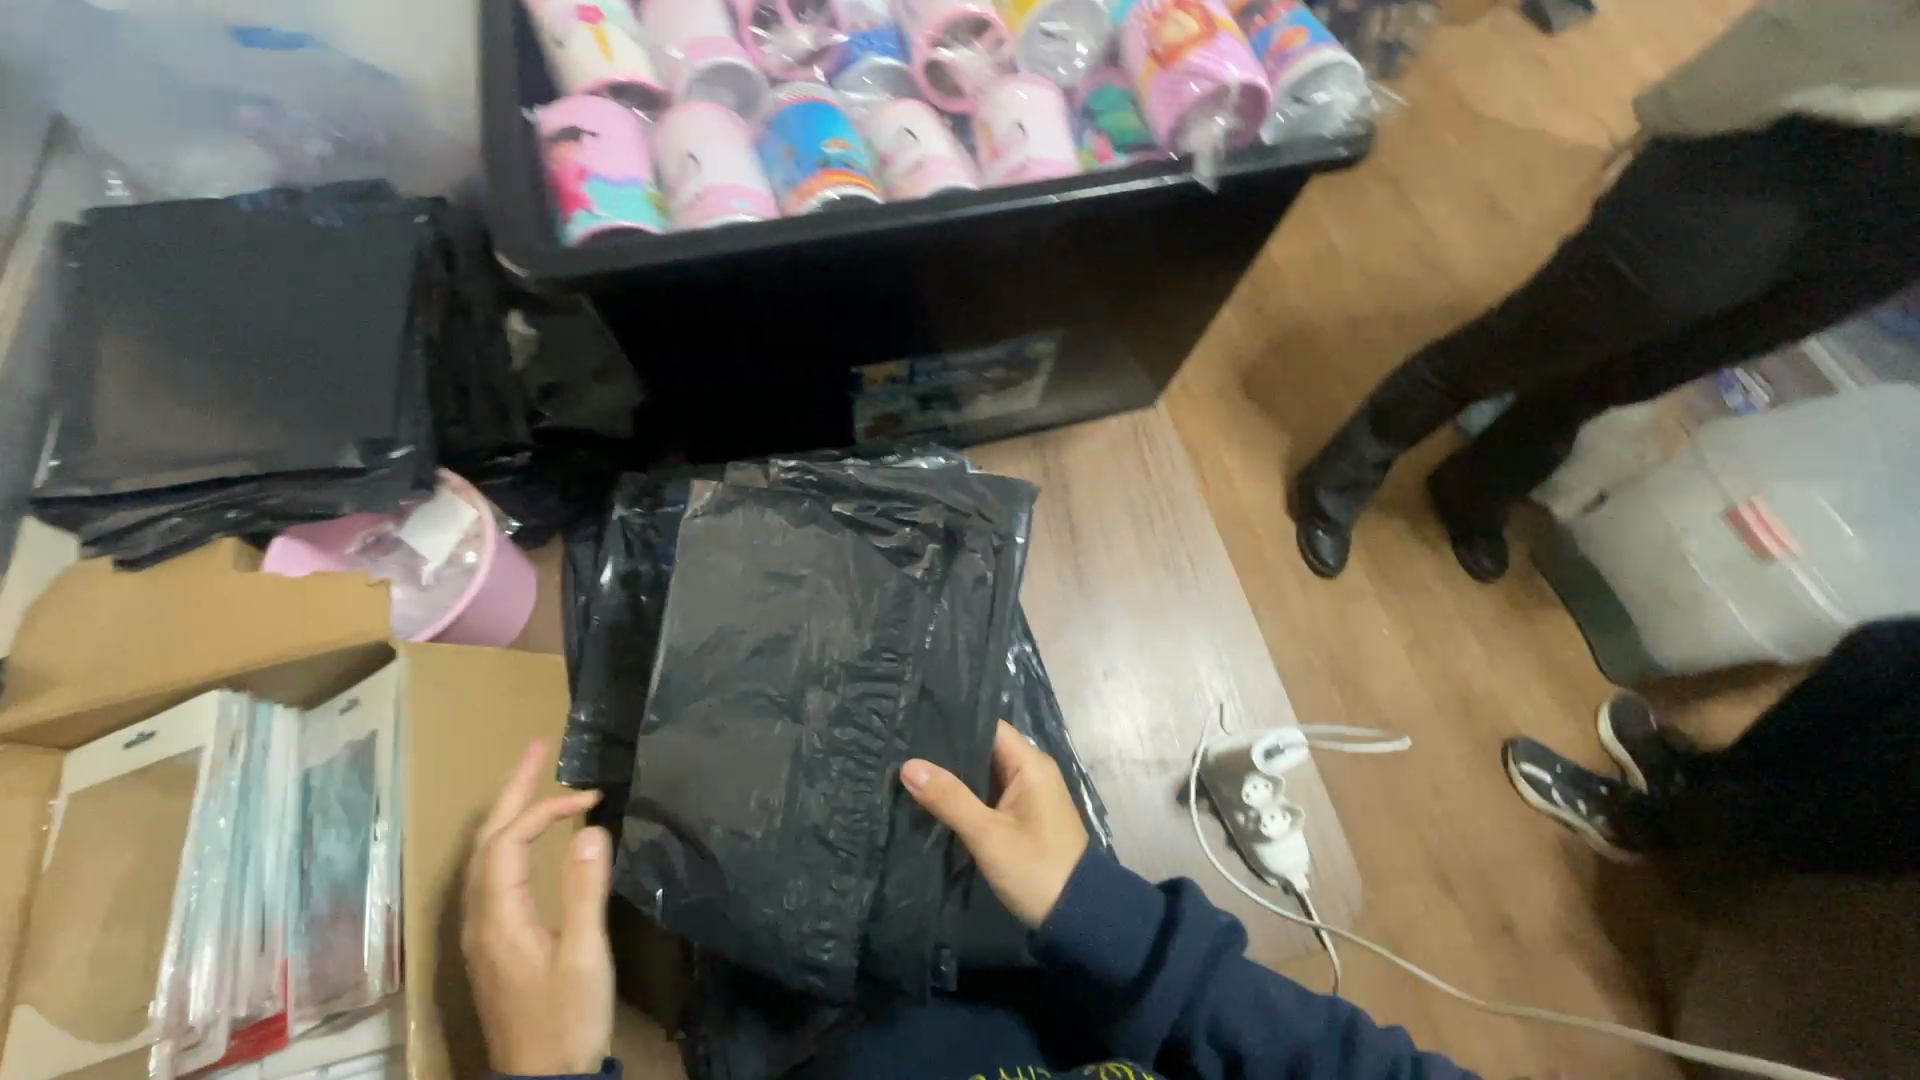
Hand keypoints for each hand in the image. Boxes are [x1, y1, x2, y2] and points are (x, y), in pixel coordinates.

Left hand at [462, 740, 611, 1076]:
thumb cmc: (567, 1019)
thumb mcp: (584, 956)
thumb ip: (585, 892)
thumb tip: (590, 830)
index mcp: (497, 917)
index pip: (510, 842)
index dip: (547, 810)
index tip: (592, 799)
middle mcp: (479, 917)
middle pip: (487, 840)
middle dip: (512, 790)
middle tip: (539, 747)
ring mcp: (483, 931)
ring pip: (486, 856)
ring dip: (509, 812)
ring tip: (534, 780)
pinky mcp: (495, 942)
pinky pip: (494, 873)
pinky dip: (511, 840)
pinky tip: (529, 839)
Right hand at [901, 721, 1088, 927]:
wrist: (1078, 915)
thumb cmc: (1035, 868)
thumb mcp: (987, 834)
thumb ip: (950, 798)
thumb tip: (909, 765)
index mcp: (1031, 764)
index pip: (988, 727)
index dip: (954, 723)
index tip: (916, 724)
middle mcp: (1032, 771)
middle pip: (984, 748)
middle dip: (948, 751)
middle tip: (904, 750)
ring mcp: (1028, 794)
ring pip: (985, 773)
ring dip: (955, 775)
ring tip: (910, 770)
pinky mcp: (1023, 816)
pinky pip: (990, 794)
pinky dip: (967, 795)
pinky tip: (936, 799)